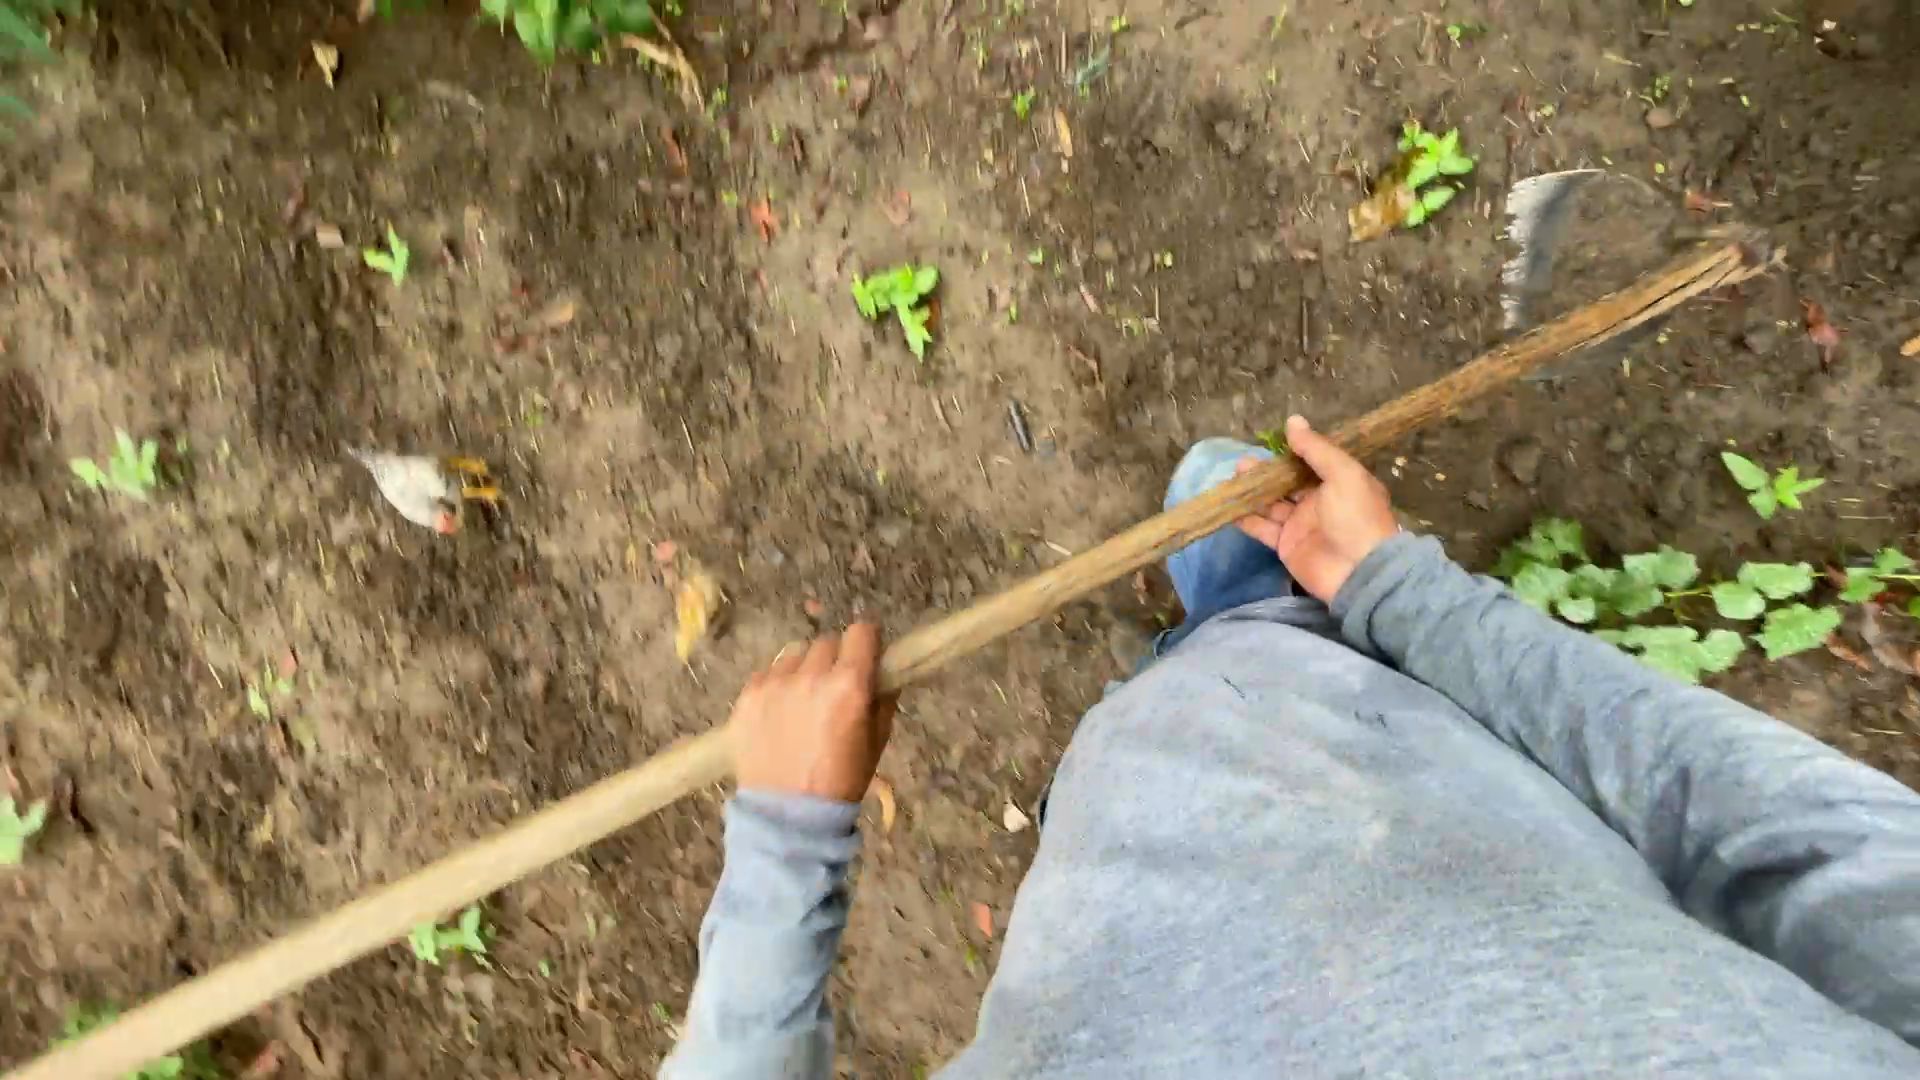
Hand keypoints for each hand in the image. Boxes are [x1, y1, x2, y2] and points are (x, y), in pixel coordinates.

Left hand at [729, 623, 895, 803]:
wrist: (788, 818)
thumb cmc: (842, 780)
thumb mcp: (878, 741)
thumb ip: (884, 698)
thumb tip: (884, 671)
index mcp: (849, 685)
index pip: (862, 631)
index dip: (866, 643)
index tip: (865, 657)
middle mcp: (811, 675)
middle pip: (827, 642)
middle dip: (835, 659)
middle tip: (834, 688)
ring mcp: (774, 683)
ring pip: (795, 655)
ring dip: (804, 670)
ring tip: (802, 702)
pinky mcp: (747, 695)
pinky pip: (768, 673)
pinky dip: (777, 686)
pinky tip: (779, 714)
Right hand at [1236, 415, 1399, 603]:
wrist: (1359, 571)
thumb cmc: (1356, 517)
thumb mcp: (1343, 474)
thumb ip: (1316, 449)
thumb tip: (1293, 421)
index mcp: (1338, 484)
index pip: (1309, 464)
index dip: (1289, 455)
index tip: (1267, 445)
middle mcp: (1318, 503)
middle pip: (1286, 484)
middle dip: (1264, 474)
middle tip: (1241, 464)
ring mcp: (1300, 525)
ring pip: (1271, 504)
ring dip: (1252, 493)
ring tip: (1233, 480)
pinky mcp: (1285, 546)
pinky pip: (1262, 528)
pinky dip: (1246, 519)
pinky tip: (1230, 508)